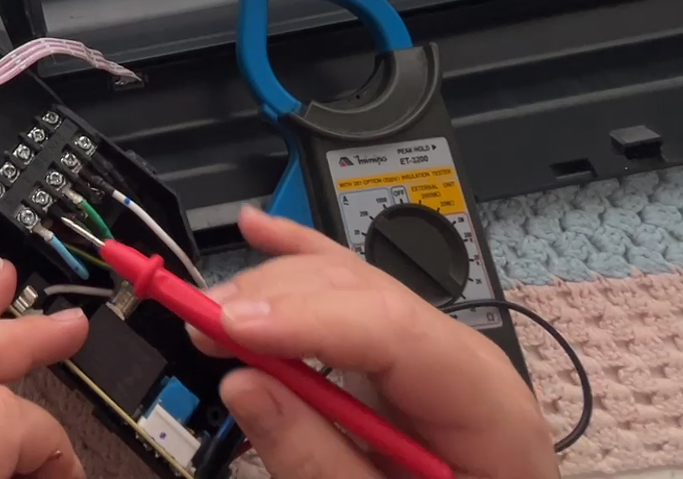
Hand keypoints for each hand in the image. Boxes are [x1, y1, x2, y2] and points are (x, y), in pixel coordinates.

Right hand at [195, 206, 555, 478]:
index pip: (389, 327)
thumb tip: (241, 383)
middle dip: (271, 298)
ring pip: (336, 279)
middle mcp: (453, 351)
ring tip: (208, 309)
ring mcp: (423, 341)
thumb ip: (319, 461)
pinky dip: (294, 252)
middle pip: (354, 292)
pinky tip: (257, 227)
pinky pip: (340, 284)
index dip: (304, 317)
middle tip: (201, 325)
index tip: (230, 326)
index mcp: (481, 400)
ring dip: (266, 286)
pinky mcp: (393, 346)